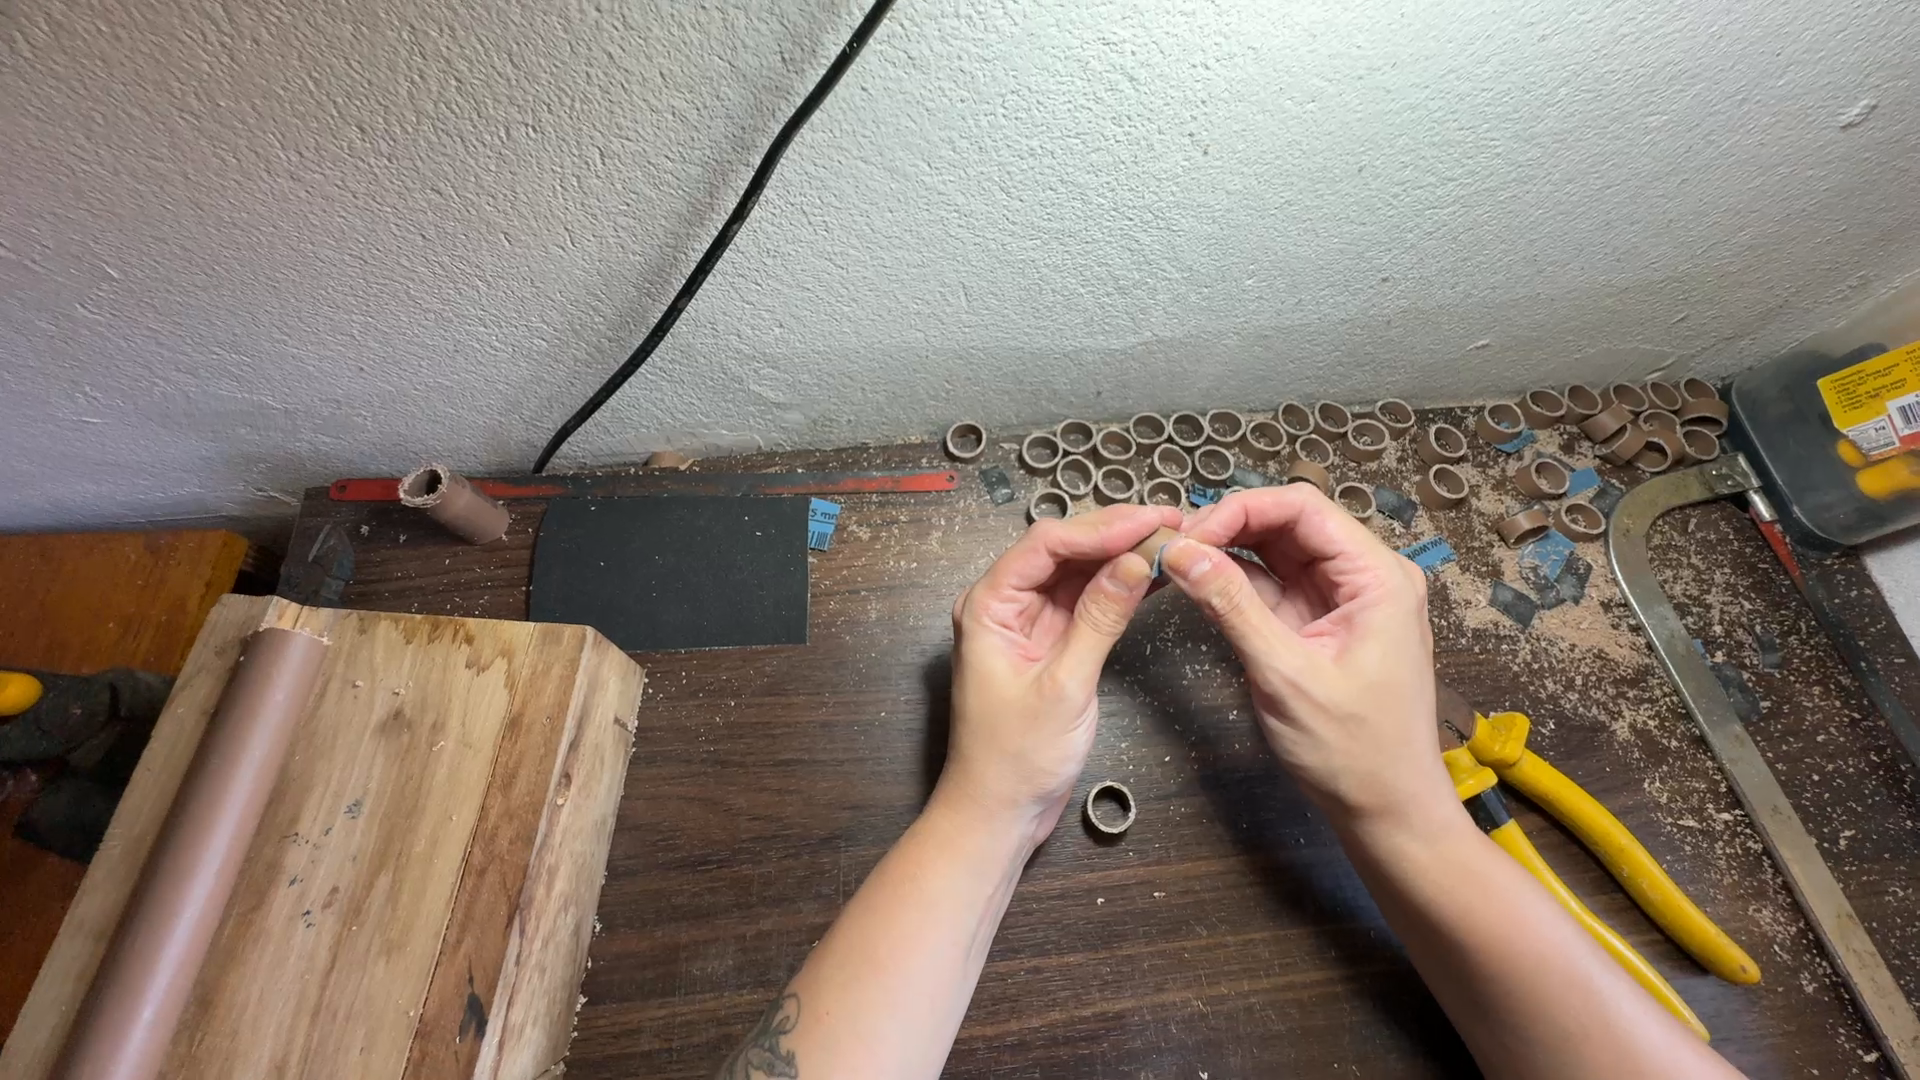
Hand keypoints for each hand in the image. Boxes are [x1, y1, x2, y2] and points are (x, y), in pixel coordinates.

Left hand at [941, 504, 1181, 849]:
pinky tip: (1152, 576)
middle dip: (1115, 534)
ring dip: (1121, 556)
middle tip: (1170, 522)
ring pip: (1077, 572)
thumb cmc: (1014, 757)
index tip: (1149, 520)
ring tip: (1170, 540)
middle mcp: (1004, 604)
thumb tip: (1136, 562)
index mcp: (988, 605)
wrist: (999, 810)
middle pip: (1062, 550)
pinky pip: (1085, 602)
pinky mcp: (1049, 641)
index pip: (1045, 544)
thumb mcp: (1063, 685)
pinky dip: (1117, 588)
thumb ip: (1099, 619)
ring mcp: (1027, 621)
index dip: (1100, 527)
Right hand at [1158, 486, 1455, 832]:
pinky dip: (1231, 582)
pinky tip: (1198, 584)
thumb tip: (1181, 552)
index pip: (1302, 508)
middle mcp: (1361, 575)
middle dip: (1227, 527)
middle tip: (1174, 549)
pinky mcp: (1314, 620)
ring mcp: (1337, 598)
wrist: (1385, 811)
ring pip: (1273, 550)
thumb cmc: (1353, 749)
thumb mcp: (1285, 674)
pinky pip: (1269, 584)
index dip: (1240, 509)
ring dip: (1225, 551)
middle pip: (1286, 523)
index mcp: (1375, 576)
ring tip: (1177, 561)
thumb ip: (1231, 606)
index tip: (1189, 536)